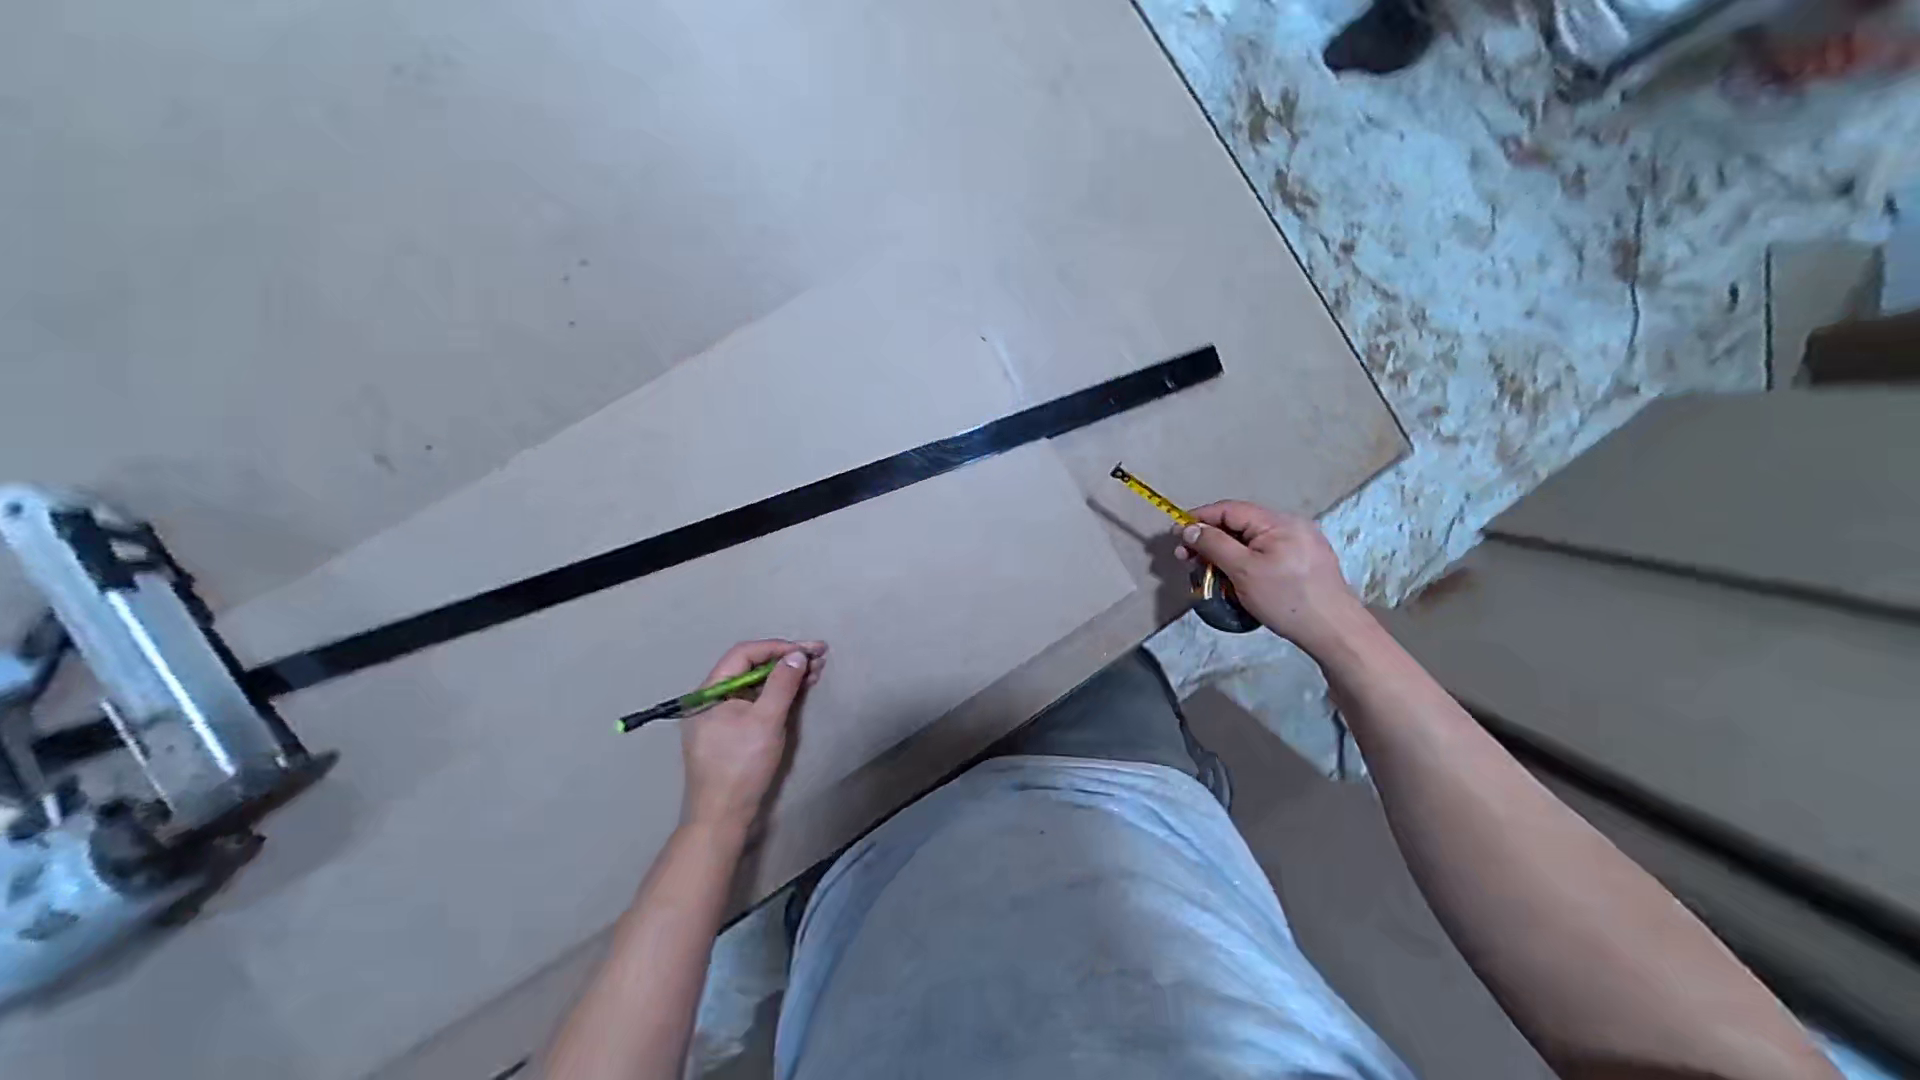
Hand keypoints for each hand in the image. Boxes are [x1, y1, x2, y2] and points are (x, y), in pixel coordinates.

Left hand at [679, 639, 826, 833]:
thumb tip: (797, 654)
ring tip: (815, 672)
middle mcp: (710, 699)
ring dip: (784, 677)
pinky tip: (798, 691)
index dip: (778, 648)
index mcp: (709, 692)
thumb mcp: (766, 720)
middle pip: (749, 668)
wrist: (721, 818)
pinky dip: (776, 695)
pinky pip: (753, 703)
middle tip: (818, 658)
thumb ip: (782, 683)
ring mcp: (719, 717)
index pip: (744, 654)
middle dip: (785, 661)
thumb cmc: (742, 766)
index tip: (808, 650)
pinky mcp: (729, 733)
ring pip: (754, 686)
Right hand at [1174, 501, 1366, 656]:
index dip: (1199, 519)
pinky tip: (1234, 578)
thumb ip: (1214, 545)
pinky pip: (1265, 554)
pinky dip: (1243, 562)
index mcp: (1278, 522)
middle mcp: (1291, 526)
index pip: (1229, 510)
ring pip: (1251, 541)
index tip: (1176, 534)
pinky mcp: (1304, 563)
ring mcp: (1300, 544)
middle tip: (1186, 559)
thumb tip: (1188, 528)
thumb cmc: (1286, 599)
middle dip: (1209, 540)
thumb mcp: (1243, 571)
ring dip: (1224, 553)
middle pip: (1239, 524)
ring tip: (1207, 573)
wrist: (1334, 631)